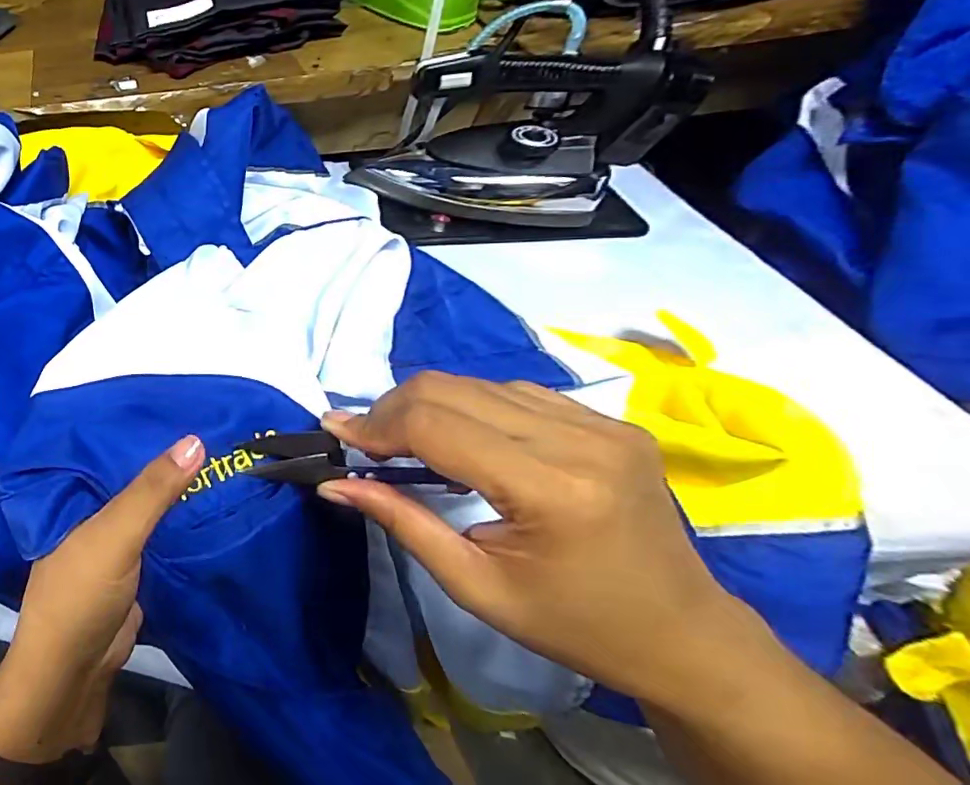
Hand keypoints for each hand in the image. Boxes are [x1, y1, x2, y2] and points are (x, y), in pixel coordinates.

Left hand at [0, 435, 204, 761]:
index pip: (100, 444)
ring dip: (171, 490)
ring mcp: (107, 542)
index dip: (132, 423)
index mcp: (68, 492)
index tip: (176, 399)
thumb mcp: (115, 535)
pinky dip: (176, 524)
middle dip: (160, 456)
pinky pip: (155, 537)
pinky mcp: (128, 571)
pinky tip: (207, 506)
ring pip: (143, 507)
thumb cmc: (80, 594)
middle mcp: (84, 510)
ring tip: (218, 455)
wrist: (71, 677)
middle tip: (210, 424)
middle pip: (125, 474)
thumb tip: (195, 439)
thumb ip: (151, 491)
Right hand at [316, 372, 763, 708]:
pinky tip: (462, 437)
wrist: (688, 638)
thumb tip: (333, 483)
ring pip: (475, 382)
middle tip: (367, 442)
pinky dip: (469, 405)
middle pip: (450, 389)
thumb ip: (401, 522)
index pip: (437, 425)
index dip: (376, 424)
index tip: (337, 434)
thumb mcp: (475, 586)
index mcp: (554, 490)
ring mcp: (602, 425)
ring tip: (406, 441)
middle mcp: (581, 442)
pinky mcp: (609, 421)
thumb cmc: (575, 624)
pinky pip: (511, 391)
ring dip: (427, 404)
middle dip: (392, 409)